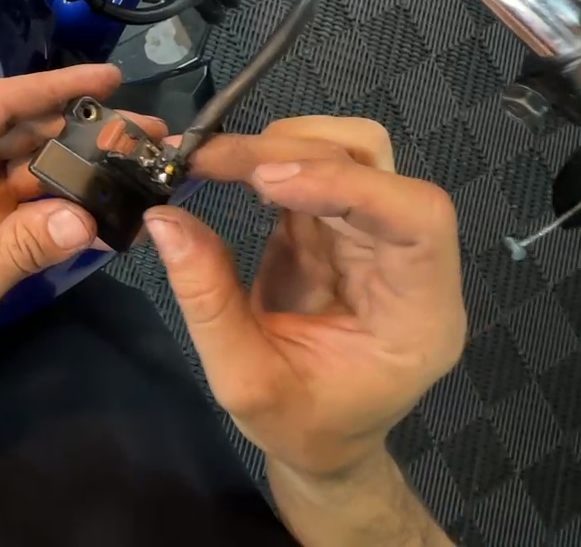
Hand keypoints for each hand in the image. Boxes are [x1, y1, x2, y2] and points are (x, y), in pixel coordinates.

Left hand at [0, 64, 163, 388]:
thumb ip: (18, 250)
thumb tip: (87, 216)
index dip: (53, 87)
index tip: (109, 79)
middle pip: (21, 132)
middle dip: (79, 130)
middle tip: (144, 135)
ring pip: (28, 165)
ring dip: (76, 166)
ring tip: (135, 168)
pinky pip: (24, 202)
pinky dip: (60, 204)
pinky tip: (103, 210)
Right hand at [144, 116, 464, 480]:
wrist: (320, 439)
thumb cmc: (302, 425)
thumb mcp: (245, 381)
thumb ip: (208, 300)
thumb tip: (163, 217)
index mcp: (416, 310)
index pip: (417, 218)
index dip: (346, 184)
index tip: (263, 183)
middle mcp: (404, 258)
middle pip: (371, 163)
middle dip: (285, 150)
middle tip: (206, 160)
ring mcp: (367, 232)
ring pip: (342, 147)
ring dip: (274, 142)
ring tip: (210, 161)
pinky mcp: (330, 221)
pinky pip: (306, 164)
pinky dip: (259, 155)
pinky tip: (219, 167)